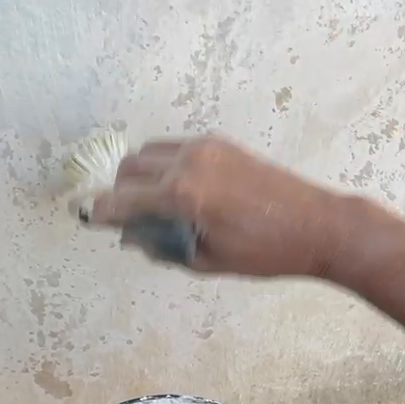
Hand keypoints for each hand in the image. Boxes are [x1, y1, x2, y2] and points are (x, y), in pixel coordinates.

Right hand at [87, 135, 352, 277]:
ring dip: (139, 176)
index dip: (100, 212)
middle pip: (129, 168)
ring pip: (148, 152)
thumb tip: (131, 236)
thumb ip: (161, 245)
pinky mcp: (220, 143)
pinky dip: (163, 165)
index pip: (122, 200)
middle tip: (125, 219)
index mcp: (182, 194)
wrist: (318, 225)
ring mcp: (205, 147)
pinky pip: (174, 148)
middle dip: (119, 193)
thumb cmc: (264, 252)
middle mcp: (188, 162)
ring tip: (151, 205)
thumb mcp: (206, 260)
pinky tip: (177, 191)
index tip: (87, 219)